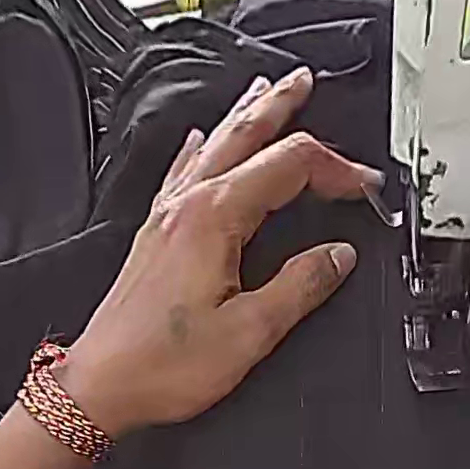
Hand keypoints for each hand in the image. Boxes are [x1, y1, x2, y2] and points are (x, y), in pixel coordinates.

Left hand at [54, 66, 380, 437]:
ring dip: (244, 117)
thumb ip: (299, 287)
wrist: (104, 384)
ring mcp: (166, 218)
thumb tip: (337, 257)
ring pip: (213, 147)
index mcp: (214, 220)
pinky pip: (182, 173)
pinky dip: (202, 149)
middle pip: (244, 137)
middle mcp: (186, 207)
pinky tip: (199, 141)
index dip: (335, 171)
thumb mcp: (249, 332)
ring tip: (265, 95)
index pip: (289, 169)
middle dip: (281, 108)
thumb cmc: (166, 365)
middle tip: (305, 84)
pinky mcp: (155, 237)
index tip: (365, 188)